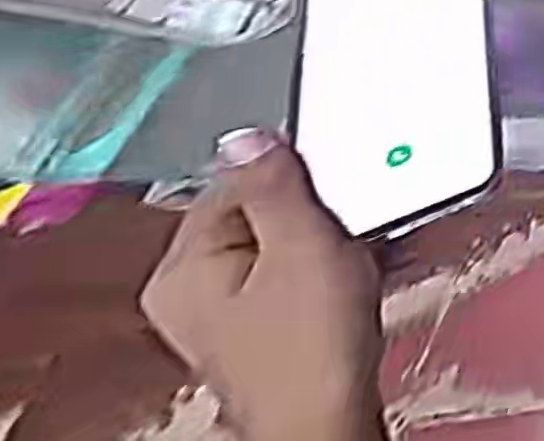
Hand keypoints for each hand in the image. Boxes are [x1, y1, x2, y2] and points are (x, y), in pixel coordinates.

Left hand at [141, 129, 384, 440]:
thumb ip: (275, 189)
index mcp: (185, 265)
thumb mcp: (303, 246)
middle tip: (351, 216)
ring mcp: (224, 301)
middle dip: (315, 203)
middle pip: (259, 207)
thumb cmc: (314, 329)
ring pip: (281, 231)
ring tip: (358, 240)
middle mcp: (192, 282)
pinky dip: (326, 249)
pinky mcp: (259, 311)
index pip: (236, 182)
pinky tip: (352, 260)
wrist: (328, 405)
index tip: (340, 180)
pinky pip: (291, 256)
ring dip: (327, 226)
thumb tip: (246, 137)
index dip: (294, 173)